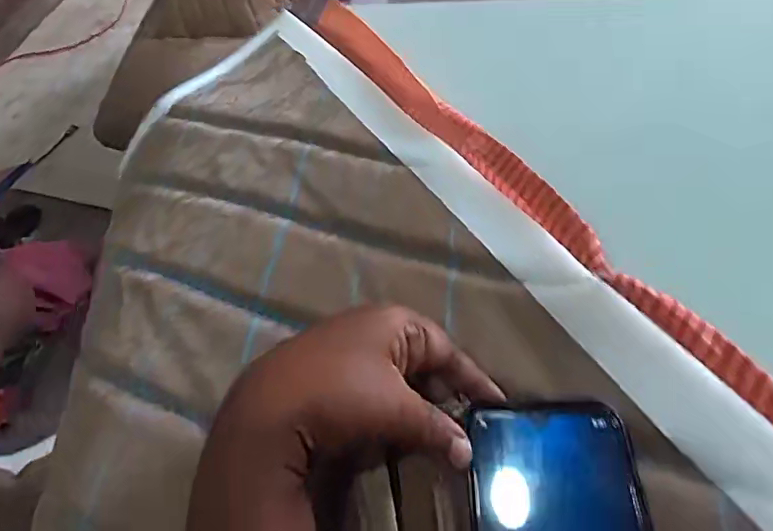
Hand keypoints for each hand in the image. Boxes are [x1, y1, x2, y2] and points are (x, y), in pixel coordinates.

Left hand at [188, 306, 503, 530]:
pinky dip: (392, 414)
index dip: (473, 378)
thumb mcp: (396, 409)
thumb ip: (435, 426)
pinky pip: (375, 393)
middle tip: (469, 430)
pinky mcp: (331, 375)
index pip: (446, 347)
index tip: (499, 406)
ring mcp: (349, 350)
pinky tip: (399, 439)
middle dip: (445, 396)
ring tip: (440, 441)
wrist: (273, 405)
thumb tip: (467, 449)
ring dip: (419, 410)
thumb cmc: (342, 391)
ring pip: (399, 381)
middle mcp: (373, 328)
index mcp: (394, 322)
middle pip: (423, 362)